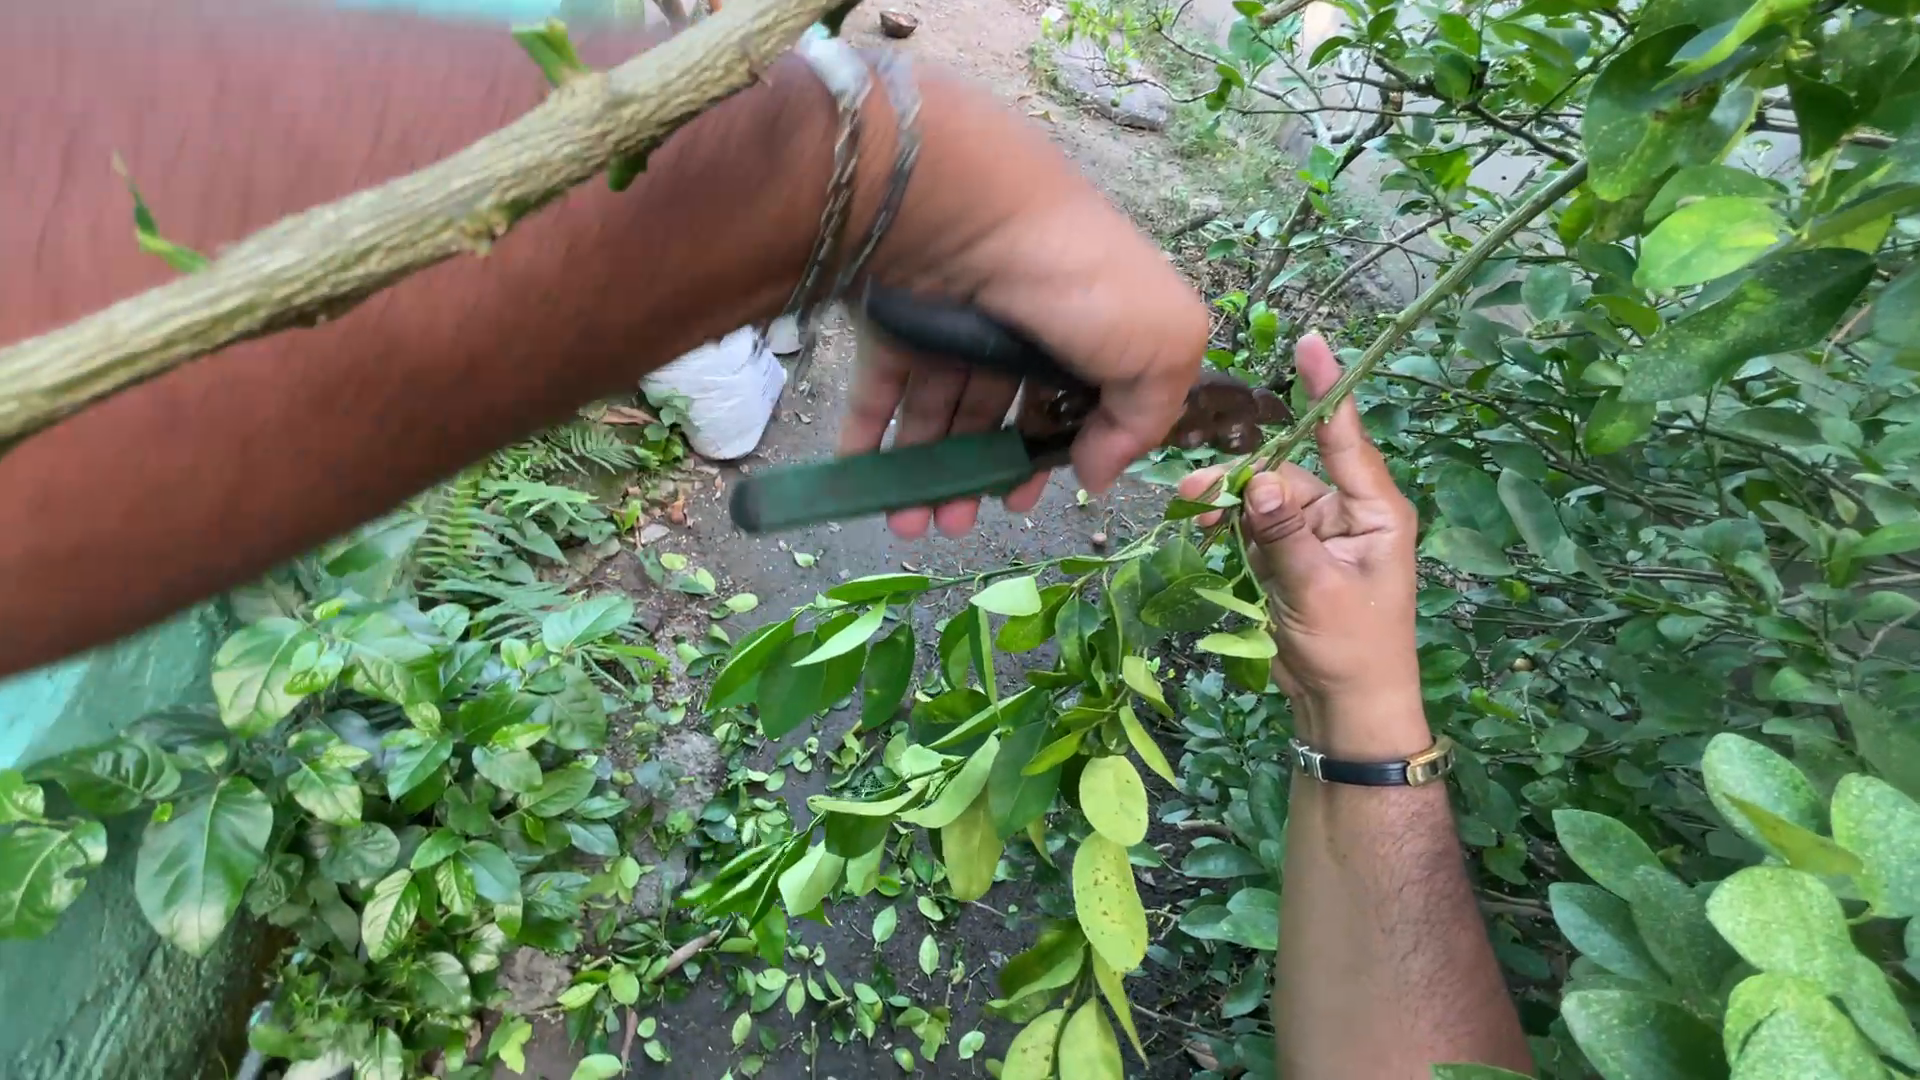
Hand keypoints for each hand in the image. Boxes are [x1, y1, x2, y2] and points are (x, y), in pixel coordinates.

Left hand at [840, 69, 1206, 538]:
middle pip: (990, 419)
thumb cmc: (1082, 283)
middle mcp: (1014, 332)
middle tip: (952, 526)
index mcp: (1081, 335)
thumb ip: (1144, 420)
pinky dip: (868, 435)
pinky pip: (881, 389)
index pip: (1059, 408)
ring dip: (922, 474)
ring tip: (906, 525)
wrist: (975, 212)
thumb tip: (1098, 475)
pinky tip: (860, 478)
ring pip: (935, 414)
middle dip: (974, 479)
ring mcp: (951, 327)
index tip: (1016, 503)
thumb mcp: (1164, 346)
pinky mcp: (893, 324)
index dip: (1040, 460)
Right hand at [1178, 336, 1424, 756]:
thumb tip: (1257, 479)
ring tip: (1190, 511)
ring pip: (1262, 497)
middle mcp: (1345, 513)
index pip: (1347, 438)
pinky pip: (1253, 525)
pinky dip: (1228, 525)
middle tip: (1194, 487)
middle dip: (1241, 473)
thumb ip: (1285, 534)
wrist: (1342, 704)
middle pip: (1287, 470)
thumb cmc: (1350, 648)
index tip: (1310, 343)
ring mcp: (1314, 534)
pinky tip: (1204, 530)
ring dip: (1227, 502)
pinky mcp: (1288, 556)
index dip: (1328, 390)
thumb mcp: (1317, 589)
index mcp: (1374, 511)